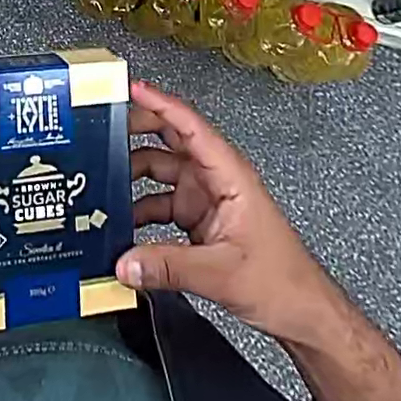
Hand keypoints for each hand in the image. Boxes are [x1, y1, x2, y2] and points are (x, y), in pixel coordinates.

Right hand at [117, 81, 400, 400]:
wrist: (300, 310)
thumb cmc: (281, 280)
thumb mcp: (221, 273)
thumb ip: (167, 267)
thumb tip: (123, 261)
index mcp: (229, 175)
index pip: (191, 127)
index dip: (161, 104)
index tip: (132, 90)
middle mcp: (215, 179)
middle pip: (171, 141)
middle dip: (137, 131)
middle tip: (101, 128)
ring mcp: (205, 198)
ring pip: (161, 173)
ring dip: (132, 174)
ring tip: (100, 177)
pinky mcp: (197, 219)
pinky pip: (159, 203)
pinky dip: (138, 208)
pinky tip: (118, 221)